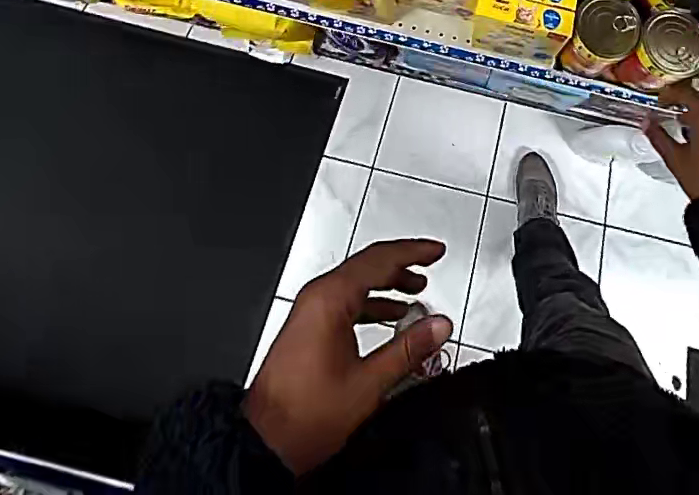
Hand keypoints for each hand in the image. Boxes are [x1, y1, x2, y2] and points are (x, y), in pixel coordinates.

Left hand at [244, 240, 453, 474]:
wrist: (258, 448)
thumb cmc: (301, 417)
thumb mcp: (368, 384)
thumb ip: (409, 349)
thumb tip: (439, 326)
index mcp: (330, 299)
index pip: (381, 258)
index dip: (414, 252)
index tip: (435, 251)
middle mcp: (317, 298)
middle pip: (368, 264)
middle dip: (404, 263)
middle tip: (429, 262)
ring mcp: (309, 312)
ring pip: (357, 282)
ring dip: (389, 282)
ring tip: (415, 289)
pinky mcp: (307, 328)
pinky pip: (346, 299)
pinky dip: (373, 300)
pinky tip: (389, 315)